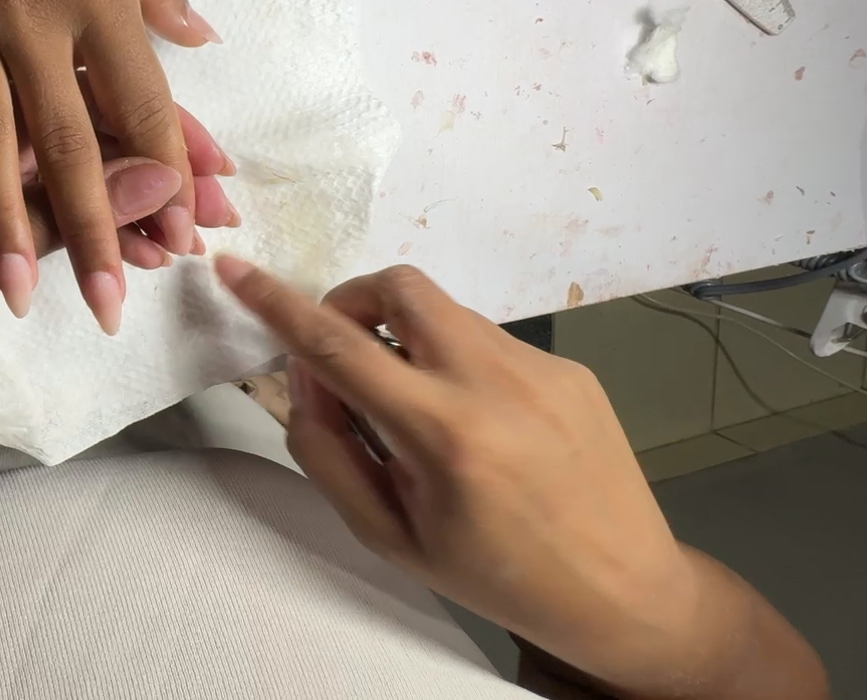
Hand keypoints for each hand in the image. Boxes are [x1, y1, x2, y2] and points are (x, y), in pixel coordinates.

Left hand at [0, 93, 234, 367]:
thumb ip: (64, 210)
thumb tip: (156, 180)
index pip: (96, 115)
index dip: (163, 153)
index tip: (213, 192)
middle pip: (97, 130)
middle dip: (163, 175)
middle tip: (218, 216)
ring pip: (79, 158)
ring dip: (132, 197)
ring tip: (180, 240)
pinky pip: (49, 189)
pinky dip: (89, 213)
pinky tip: (129, 236)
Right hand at [216, 260, 826, 699]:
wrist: (633, 598)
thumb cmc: (492, 573)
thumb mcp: (384, 532)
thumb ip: (324, 447)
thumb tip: (305, 376)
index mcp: (444, 435)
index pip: (337, 346)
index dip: (275, 302)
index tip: (233, 269)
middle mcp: (495, 385)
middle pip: (397, 286)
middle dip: (349, 301)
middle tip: (343, 351)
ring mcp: (540, 368)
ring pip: (437, 309)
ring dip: (399, 337)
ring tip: (414, 402)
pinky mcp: (567, 368)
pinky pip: (477, 335)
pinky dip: (445, 358)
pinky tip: (470, 417)